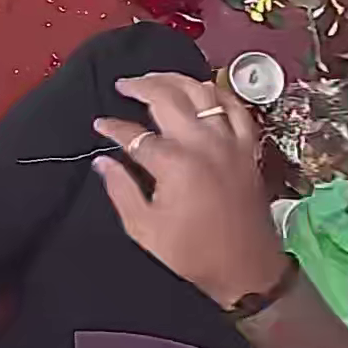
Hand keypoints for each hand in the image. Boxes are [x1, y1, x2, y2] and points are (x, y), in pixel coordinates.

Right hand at [93, 73, 285, 308]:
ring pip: (202, 92)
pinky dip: (216, 92)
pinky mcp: (247, 146)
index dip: (113, 127)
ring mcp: (229, 141)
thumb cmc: (193, 253)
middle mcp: (203, 143)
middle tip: (123, 84)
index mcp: (174, 164)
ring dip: (175, 79)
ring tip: (156, 78)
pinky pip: (235, 106)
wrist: (247, 269)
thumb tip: (101, 160)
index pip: (135, 134)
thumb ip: (120, 189)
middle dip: (141, 86)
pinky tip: (201, 89)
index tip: (100, 125)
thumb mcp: (145, 229)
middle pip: (168, 97)